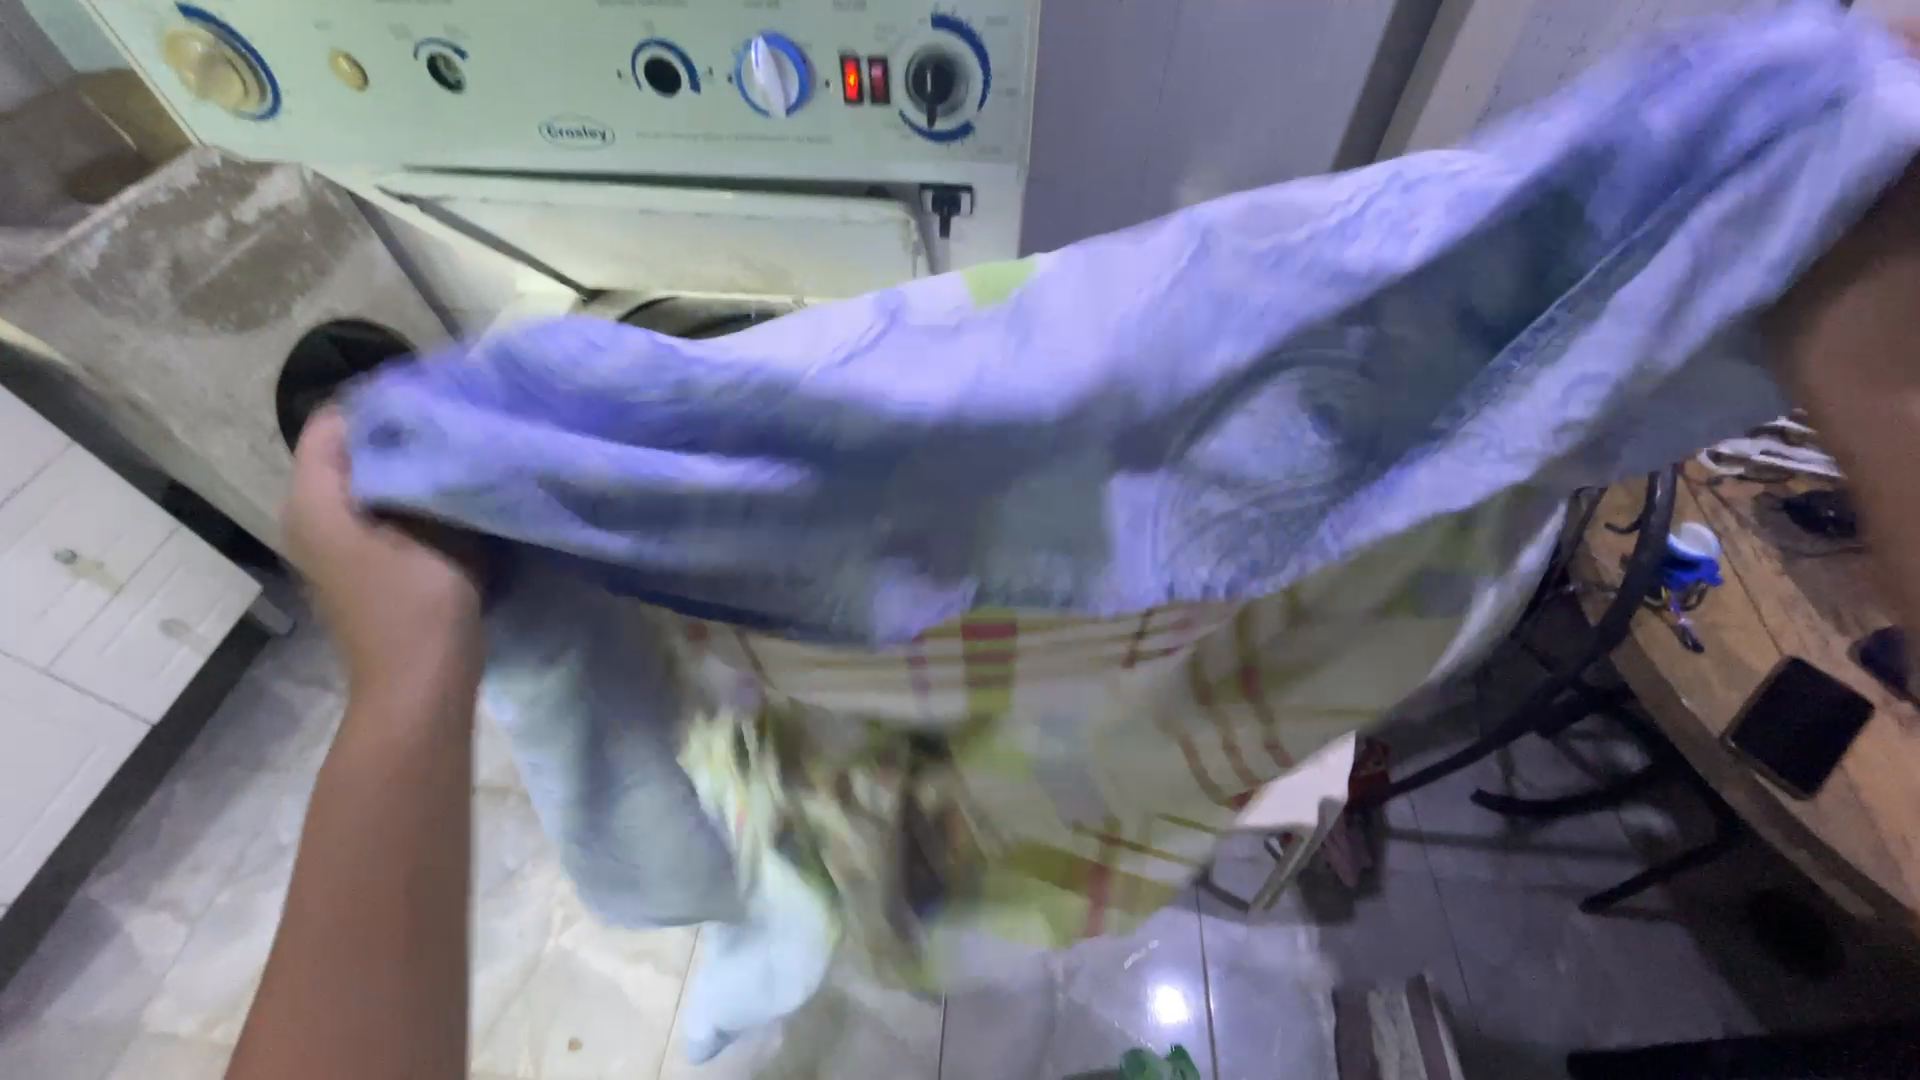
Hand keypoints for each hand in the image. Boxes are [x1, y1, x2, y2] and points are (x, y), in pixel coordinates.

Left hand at [283, 407, 484, 703]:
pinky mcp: (358, 562)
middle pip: (348, 451)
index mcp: (315, 501)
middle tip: (457, 421)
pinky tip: (451, 497)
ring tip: (459, 453)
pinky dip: (409, 496)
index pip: (334, 424)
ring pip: (366, 481)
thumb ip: (431, 478)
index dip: (382, 405)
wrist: (417, 684)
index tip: (438, 398)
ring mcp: (331, 543)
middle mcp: (309, 515)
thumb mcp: (436, 532)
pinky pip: (378, 508)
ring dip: (408, 467)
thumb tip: (439, 436)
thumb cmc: (422, 606)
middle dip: (399, 433)